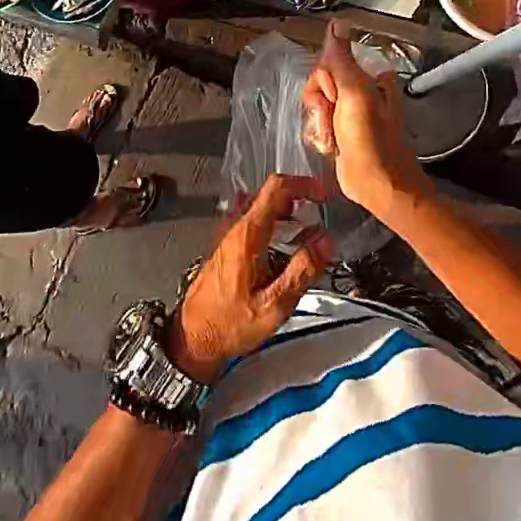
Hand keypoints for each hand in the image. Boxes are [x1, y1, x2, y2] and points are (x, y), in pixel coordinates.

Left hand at [166, 174, 335, 383]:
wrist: (195, 335)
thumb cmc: (231, 323)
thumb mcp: (275, 304)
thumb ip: (302, 269)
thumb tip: (326, 240)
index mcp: (247, 235)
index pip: (275, 189)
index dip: (303, 184)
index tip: (325, 193)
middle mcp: (235, 228)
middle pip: (268, 195)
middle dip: (300, 199)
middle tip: (323, 215)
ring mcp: (229, 235)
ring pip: (261, 208)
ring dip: (288, 213)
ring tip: (311, 233)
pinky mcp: (228, 247)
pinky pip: (253, 222)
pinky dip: (275, 224)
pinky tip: (287, 245)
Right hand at [301, 20, 434, 213]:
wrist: (377, 183)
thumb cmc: (369, 138)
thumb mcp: (354, 93)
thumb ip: (342, 59)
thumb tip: (337, 23)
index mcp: (367, 78)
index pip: (328, 66)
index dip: (324, 83)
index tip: (334, 97)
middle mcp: (359, 93)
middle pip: (318, 86)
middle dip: (319, 106)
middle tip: (333, 120)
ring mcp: (349, 115)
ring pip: (315, 107)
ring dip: (318, 124)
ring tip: (333, 138)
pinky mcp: (340, 134)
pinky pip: (317, 125)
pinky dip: (320, 136)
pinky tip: (331, 146)